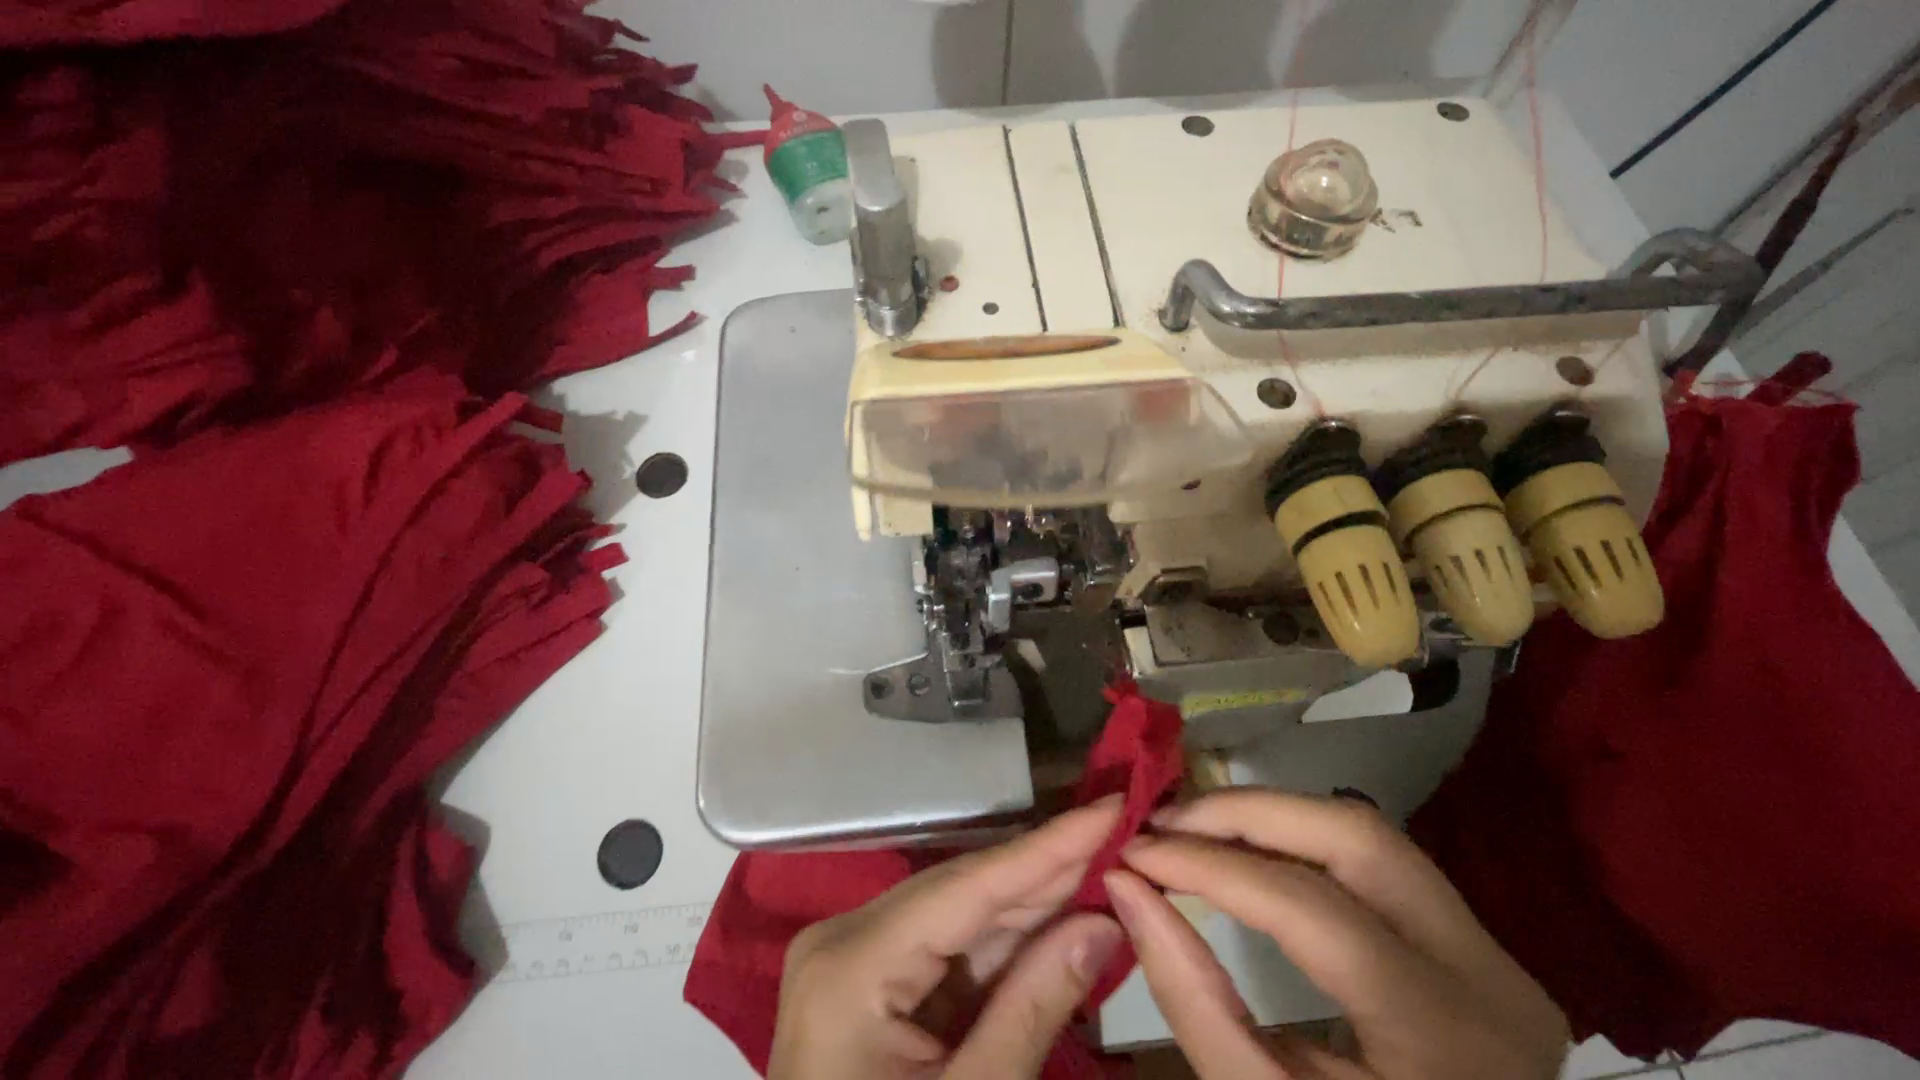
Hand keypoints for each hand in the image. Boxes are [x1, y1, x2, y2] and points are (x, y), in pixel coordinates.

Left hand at [769, 798, 1125, 1079]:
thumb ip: (1034, 1007)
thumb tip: (1105, 922)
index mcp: (853, 964)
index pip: (968, 887)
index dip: (1047, 846)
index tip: (1109, 803)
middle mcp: (846, 939)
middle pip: (963, 893)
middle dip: (1047, 870)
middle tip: (1121, 833)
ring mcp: (853, 958)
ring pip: (959, 916)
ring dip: (1032, 902)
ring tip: (1103, 865)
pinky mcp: (868, 981)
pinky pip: (947, 949)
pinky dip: (1004, 943)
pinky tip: (1058, 916)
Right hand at [1107, 789, 1568, 1079]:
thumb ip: (1193, 998)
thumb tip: (1127, 887)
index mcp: (1446, 1035)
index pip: (1311, 908)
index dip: (1212, 867)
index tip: (1133, 852)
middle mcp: (1489, 973)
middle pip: (1356, 836)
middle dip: (1246, 814)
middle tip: (1163, 822)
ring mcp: (1493, 953)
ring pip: (1370, 835)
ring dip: (1272, 819)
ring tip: (1192, 829)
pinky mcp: (1476, 944)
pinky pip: (1377, 865)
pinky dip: (1300, 844)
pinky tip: (1246, 853)